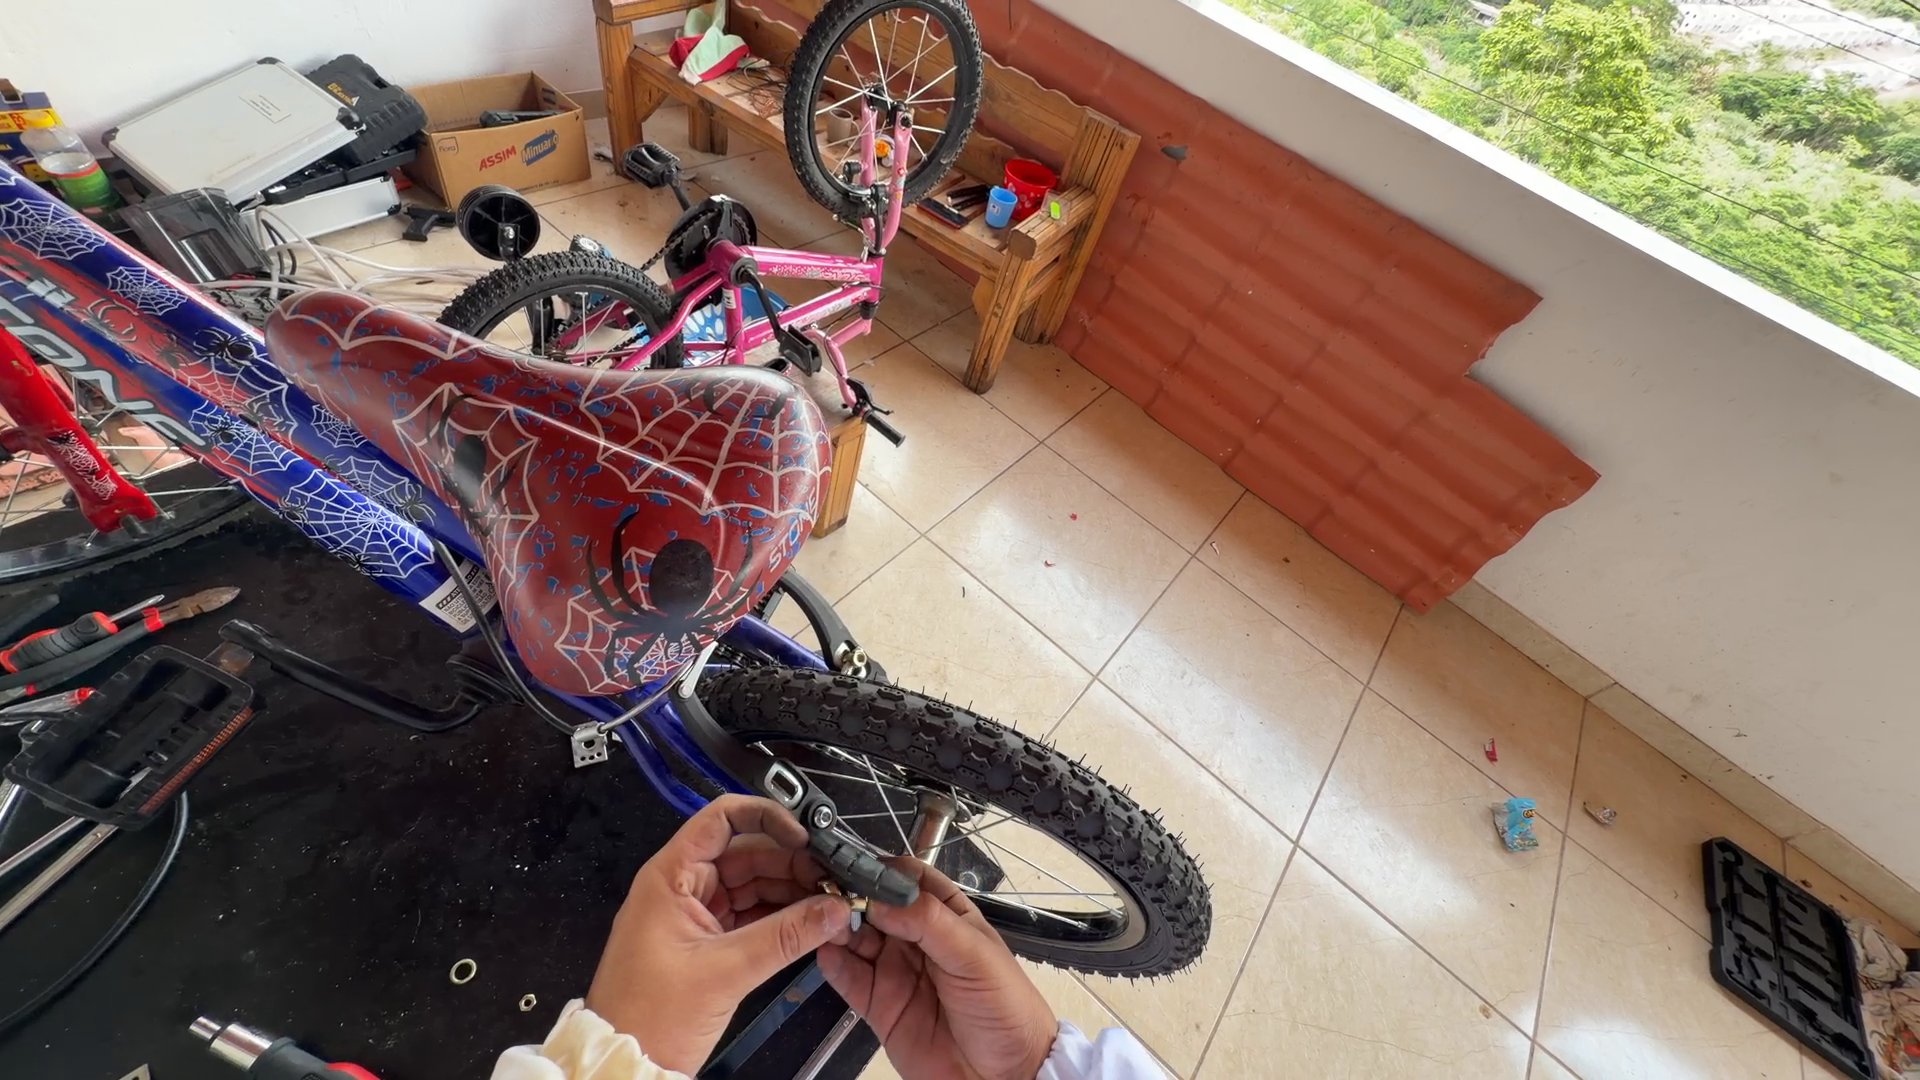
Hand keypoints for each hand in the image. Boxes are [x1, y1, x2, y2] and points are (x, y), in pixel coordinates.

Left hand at [585, 795, 852, 1073]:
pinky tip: (812, 919)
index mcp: (673, 874)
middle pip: (748, 851)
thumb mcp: (725, 971)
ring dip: (792, 889)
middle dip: (792, 861)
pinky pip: (752, 911)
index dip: (766, 817)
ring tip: (830, 899)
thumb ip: (786, 935)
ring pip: (755, 881)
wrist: (623, 1074)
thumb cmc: (655, 1017)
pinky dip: (782, 914)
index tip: (803, 837)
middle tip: (832, 877)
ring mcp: (698, 910)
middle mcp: (686, 883)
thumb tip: (836, 909)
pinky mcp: (708, 937)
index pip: (723, 817)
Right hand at [817, 860, 1057, 1079]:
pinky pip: (850, 979)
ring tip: (822, 920)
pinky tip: (825, 952)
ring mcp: (895, 969)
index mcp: (944, 912)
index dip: (883, 870)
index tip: (857, 866)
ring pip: (858, 938)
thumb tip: (882, 898)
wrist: (1003, 1076)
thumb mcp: (971, 952)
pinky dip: (834, 964)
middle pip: (876, 905)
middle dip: (853, 895)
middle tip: (829, 892)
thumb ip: (927, 922)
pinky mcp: (879, 1005)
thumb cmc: (1002, 1001)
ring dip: (839, 926)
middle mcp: (915, 935)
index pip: (908, 878)